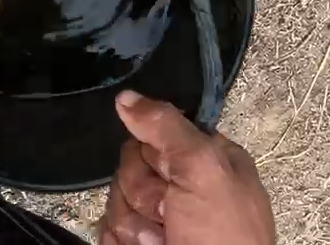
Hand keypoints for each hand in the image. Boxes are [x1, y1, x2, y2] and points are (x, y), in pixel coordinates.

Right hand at [97, 91, 274, 244]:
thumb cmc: (222, 239)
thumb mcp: (206, 169)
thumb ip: (166, 126)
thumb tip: (125, 98)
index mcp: (210, 160)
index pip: (161, 129)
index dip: (158, 150)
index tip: (168, 168)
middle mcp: (183, 186)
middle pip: (132, 160)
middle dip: (143, 189)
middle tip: (168, 214)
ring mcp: (158, 220)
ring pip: (117, 194)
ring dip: (134, 221)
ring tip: (160, 243)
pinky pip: (107, 227)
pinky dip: (120, 240)